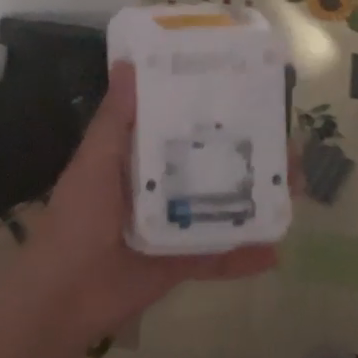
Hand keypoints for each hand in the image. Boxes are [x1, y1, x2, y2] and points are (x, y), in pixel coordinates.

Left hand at [0, 62, 277, 344]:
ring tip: (294, 189)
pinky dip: (244, 255)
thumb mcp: (94, 162)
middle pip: (208, 165)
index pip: (176, 124)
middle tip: (288, 146)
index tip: (250, 92)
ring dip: (256, 200)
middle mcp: (156, 186)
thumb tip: (128, 62)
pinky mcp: (179, 263)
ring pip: (221, 207)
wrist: (64, 295)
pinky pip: (217, 256)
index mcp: (134, 157)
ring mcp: (171, 226)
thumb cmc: (77, 219)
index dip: (210, 110)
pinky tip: (275, 251)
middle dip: (247, 156)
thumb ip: (116, 119)